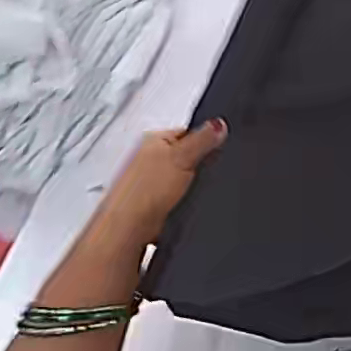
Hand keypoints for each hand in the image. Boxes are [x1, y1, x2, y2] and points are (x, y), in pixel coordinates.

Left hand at [88, 119, 227, 244]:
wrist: (130, 226)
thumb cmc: (144, 191)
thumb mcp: (183, 158)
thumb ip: (202, 139)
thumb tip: (219, 124)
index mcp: (154, 138)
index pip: (189, 131)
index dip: (206, 140)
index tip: (216, 149)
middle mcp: (149, 156)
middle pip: (186, 153)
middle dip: (197, 163)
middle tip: (200, 172)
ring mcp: (151, 178)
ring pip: (183, 175)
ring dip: (190, 183)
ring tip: (188, 189)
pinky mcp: (155, 199)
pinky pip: (178, 193)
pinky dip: (184, 198)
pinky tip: (182, 201)